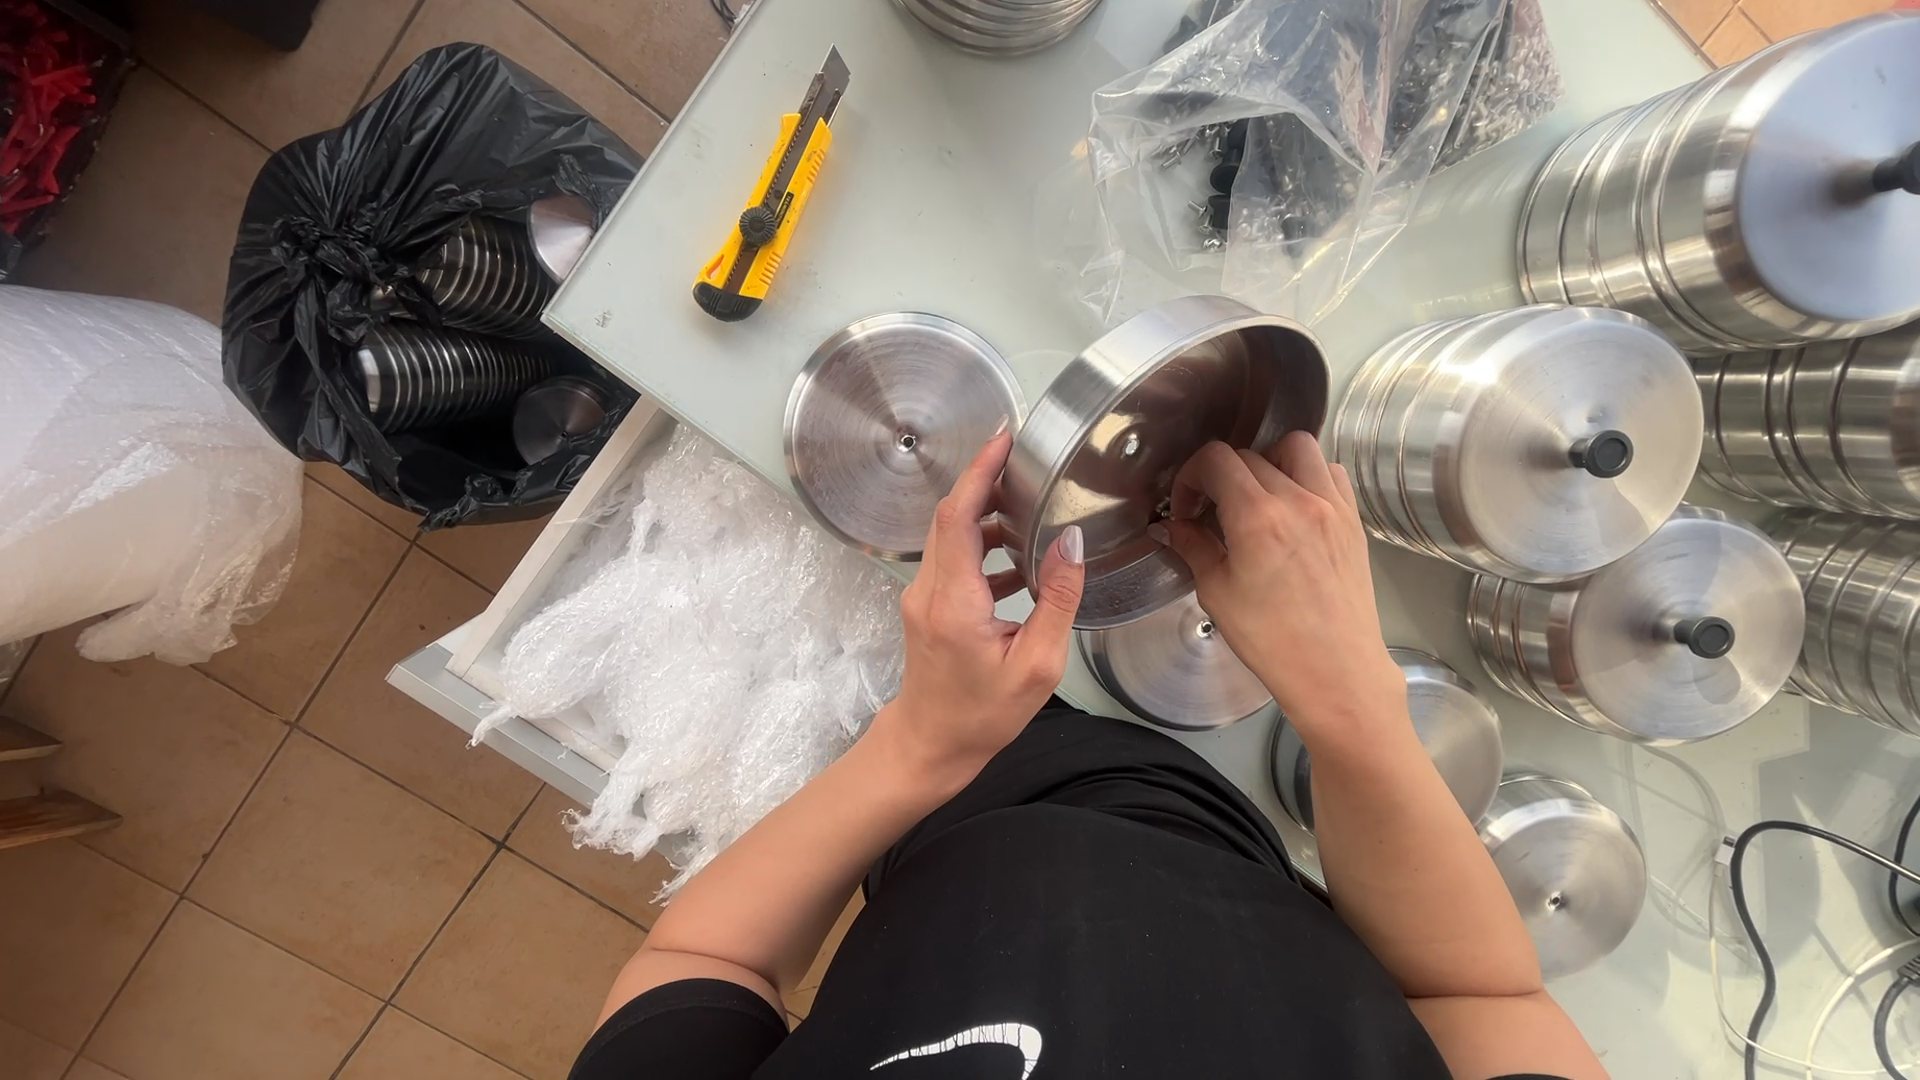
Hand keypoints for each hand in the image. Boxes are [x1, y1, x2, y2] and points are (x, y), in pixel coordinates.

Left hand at [867, 429, 1086, 787]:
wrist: (930, 744)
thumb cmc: (982, 715)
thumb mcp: (1037, 665)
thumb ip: (1056, 600)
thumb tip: (1070, 544)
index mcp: (954, 602)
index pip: (958, 516)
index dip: (978, 473)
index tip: (1003, 441)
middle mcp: (929, 590)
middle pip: (950, 516)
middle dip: (983, 482)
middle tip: (1023, 463)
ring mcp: (922, 596)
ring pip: (950, 535)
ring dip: (984, 514)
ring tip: (1028, 504)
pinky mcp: (927, 604)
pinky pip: (953, 559)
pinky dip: (982, 545)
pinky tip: (1018, 557)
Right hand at [1159, 432, 1402, 735]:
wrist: (1335, 671)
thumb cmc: (1274, 640)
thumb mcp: (1216, 592)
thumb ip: (1192, 547)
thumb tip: (1173, 526)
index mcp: (1258, 518)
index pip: (1215, 460)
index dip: (1190, 477)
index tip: (1186, 507)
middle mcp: (1299, 502)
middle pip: (1248, 454)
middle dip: (1219, 476)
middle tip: (1209, 509)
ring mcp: (1332, 508)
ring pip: (1296, 447)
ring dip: (1267, 460)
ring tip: (1254, 495)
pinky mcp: (1352, 521)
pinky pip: (1330, 472)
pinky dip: (1306, 475)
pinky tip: (1291, 505)